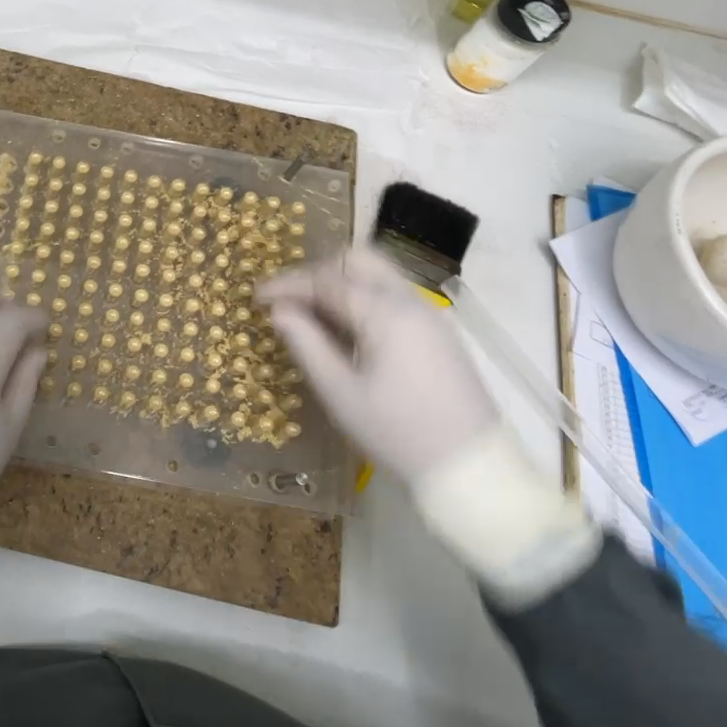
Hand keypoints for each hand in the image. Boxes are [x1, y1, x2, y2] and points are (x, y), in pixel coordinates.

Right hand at [257, 246, 498, 484]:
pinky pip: (392, 296)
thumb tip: (279, 311)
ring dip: (340, 283)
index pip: (326, 281)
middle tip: (288, 300)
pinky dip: (361, 298)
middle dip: (316, 272)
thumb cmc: (397, 432)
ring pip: (377, 275)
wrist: (471, 466)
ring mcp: (428, 315)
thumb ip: (306, 344)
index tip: (255, 297)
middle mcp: (410, 302)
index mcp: (385, 313)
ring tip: (310, 314)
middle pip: (357, 260)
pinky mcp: (436, 332)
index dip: (287, 284)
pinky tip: (343, 329)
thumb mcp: (340, 393)